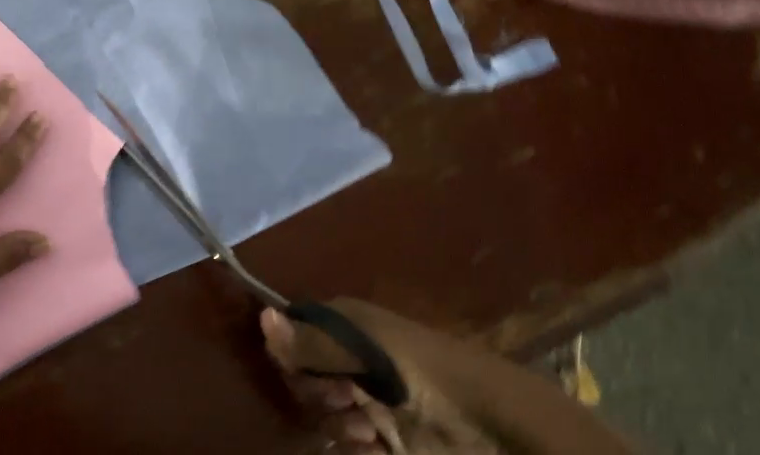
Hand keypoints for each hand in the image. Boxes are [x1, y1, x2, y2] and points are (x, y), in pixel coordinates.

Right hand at [263, 299, 496, 454]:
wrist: (497, 430)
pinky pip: (348, 446)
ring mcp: (369, 402)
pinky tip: (371, 449)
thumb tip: (261, 317)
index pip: (294, 331)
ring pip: (324, 414)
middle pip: (304, 376)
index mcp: (347, 327)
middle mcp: (352, 361)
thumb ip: (316, 342)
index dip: (288, 350)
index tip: (295, 368)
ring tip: (363, 433)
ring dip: (335, 425)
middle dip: (313, 393)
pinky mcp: (386, 440)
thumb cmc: (428, 374)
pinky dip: (352, 449)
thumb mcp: (372, 351)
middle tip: (340, 401)